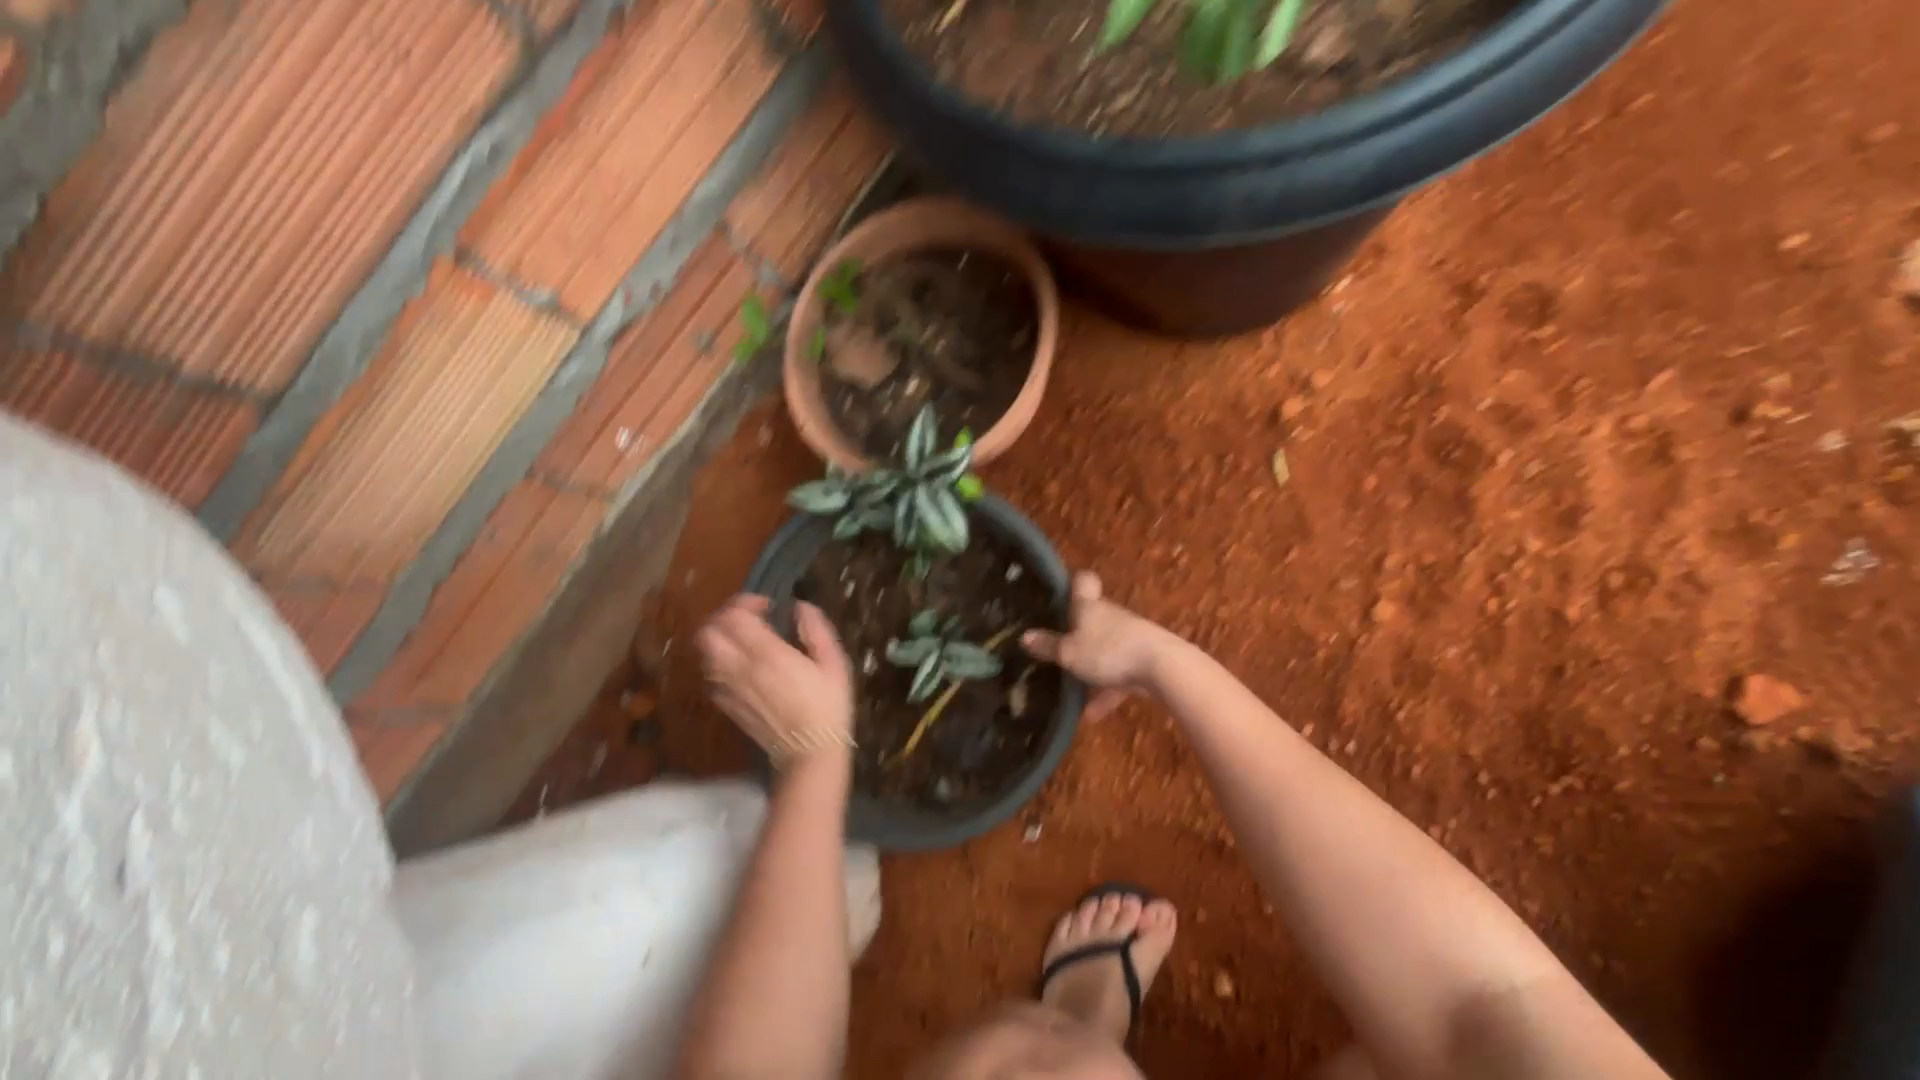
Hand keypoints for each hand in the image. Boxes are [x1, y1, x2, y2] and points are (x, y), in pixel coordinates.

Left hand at [697, 595, 853, 765]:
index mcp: (767, 653)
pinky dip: (718, 664)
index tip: (767, 606)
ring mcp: (729, 688)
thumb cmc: (827, 706)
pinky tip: (739, 668)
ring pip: (704, 654)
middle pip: (708, 632)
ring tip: (742, 642)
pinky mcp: (726, 706)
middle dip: (723, 618)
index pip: (734, 616)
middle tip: (747, 620)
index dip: (745, 603)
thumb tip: (800, 606)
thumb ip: (815, 629)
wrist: (809, 754)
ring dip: (719, 640)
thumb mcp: (833, 663)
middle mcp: (740, 668)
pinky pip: (710, 677)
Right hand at [1022, 572, 1179, 719]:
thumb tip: (1024, 636)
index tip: (1063, 592)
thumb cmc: (1107, 650)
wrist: (1162, 667)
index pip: (1083, 582)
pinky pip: (1120, 674)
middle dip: (1078, 633)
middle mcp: (1110, 616)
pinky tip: (1094, 715)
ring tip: (1073, 693)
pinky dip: (1108, 692)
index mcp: (1090, 607)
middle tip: (1058, 648)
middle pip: (1093, 618)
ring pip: (1106, 649)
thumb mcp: (1069, 653)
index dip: (1074, 584)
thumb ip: (1048, 646)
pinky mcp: (1144, 658)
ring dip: (1091, 669)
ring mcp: (1130, 637)